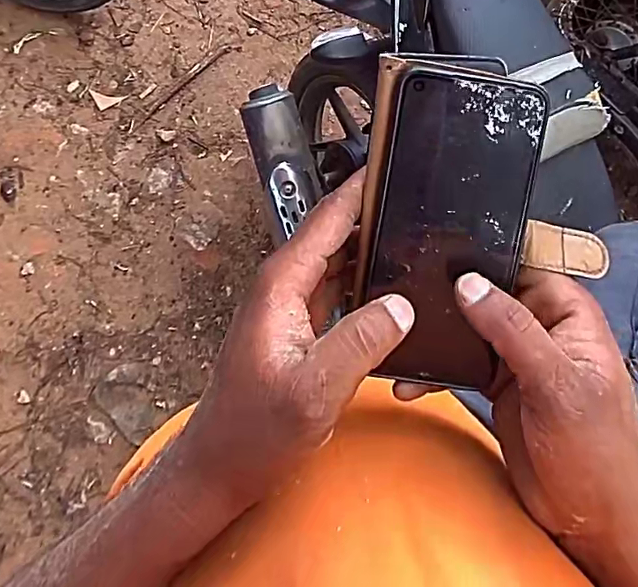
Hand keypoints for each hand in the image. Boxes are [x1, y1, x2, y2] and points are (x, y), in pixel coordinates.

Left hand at [169, 170, 415, 515]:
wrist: (220, 470)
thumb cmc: (251, 436)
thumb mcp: (314, 390)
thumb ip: (360, 342)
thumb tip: (400, 306)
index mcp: (283, 282)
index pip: (329, 216)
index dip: (362, 187)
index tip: (390, 166)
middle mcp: (285, 281)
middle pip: (337, 228)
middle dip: (374, 210)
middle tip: (417, 202)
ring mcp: (291, 299)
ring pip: (340, 253)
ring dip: (371, 242)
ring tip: (411, 234)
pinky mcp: (300, 318)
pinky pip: (339, 280)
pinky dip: (364, 272)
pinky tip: (389, 280)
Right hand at [415, 269, 637, 586]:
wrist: (597, 526)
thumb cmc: (605, 455)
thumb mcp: (558, 385)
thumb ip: (514, 330)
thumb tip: (472, 285)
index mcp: (569, 312)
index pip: (521, 265)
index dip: (486, 261)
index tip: (446, 260)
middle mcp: (544, 327)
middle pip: (491, 294)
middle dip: (454, 300)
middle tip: (415, 304)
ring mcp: (521, 357)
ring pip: (473, 329)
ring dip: (443, 338)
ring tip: (409, 340)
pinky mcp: (502, 386)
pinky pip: (465, 365)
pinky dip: (441, 372)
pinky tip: (415, 381)